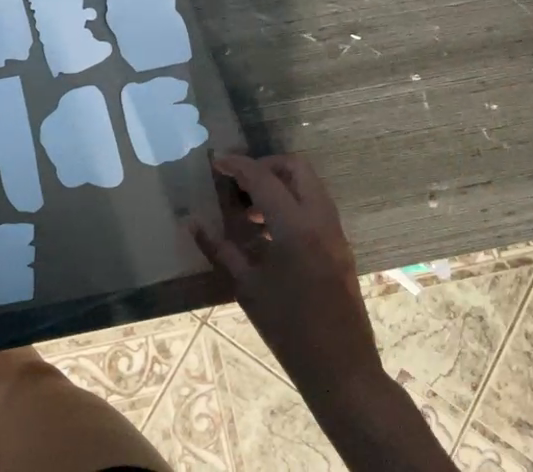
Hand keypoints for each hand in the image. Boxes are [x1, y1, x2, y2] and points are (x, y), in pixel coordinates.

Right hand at [193, 154, 382, 408]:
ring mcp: (335, 234)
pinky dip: (292, 205)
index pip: (263, 178)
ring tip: (248, 212)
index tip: (215, 163)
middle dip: (265, 166)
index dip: (237, 165)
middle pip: (296, 168)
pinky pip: (316, 208)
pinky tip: (268, 233)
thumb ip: (218, 248)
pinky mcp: (340, 248)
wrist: (341, 369)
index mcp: (295, 227)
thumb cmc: (288, 328)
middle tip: (238, 183)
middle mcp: (321, 221)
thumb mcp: (246, 286)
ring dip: (280, 186)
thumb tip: (191, 222)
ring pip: (310, 186)